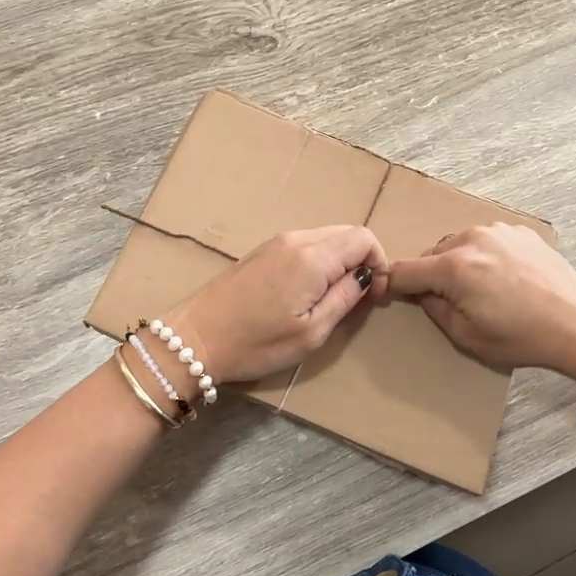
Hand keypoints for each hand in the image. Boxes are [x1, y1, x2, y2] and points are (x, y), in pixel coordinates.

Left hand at [163, 226, 389, 385]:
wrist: (196, 338)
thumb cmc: (256, 343)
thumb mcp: (311, 332)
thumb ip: (345, 299)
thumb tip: (366, 277)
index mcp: (313, 257)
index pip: (364, 238)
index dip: (380, 264)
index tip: (376, 296)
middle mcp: (297, 239)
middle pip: (348, 232)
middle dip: (364, 261)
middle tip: (361, 298)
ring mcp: (277, 242)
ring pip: (328, 237)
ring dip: (342, 261)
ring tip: (336, 298)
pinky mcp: (264, 250)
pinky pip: (307, 244)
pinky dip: (322, 260)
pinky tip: (311, 291)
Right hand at [386, 224, 575, 375]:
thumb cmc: (523, 337)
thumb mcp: (467, 336)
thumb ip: (435, 310)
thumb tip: (423, 295)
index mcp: (454, 268)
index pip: (406, 270)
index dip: (392, 284)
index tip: (389, 294)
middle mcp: (471, 239)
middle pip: (432, 254)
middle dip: (432, 276)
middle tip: (448, 302)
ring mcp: (497, 230)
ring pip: (459, 244)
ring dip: (458, 263)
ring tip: (481, 291)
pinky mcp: (519, 231)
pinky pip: (487, 240)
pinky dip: (485, 255)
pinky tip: (504, 279)